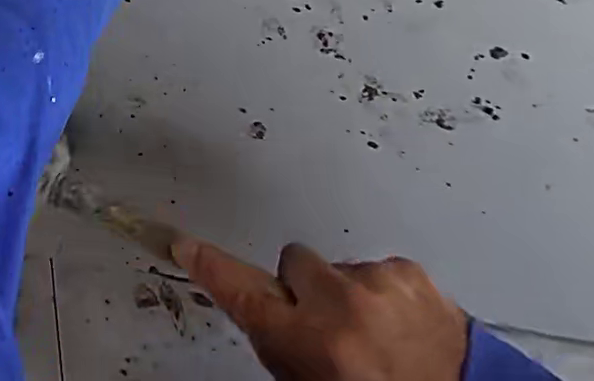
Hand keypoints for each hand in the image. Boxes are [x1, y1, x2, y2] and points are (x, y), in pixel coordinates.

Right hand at [174, 237, 469, 380]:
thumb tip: (271, 314)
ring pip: (336, 267)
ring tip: (380, 337)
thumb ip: (287, 349)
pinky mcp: (408, 270)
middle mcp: (343, 306)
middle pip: (294, 263)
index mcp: (317, 347)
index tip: (185, 244)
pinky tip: (403, 326)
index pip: (247, 298)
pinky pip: (375, 269)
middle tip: (332, 328)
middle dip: (304, 289)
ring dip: (348, 293)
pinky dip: (382, 292)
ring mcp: (378, 283)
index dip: (212, 269)